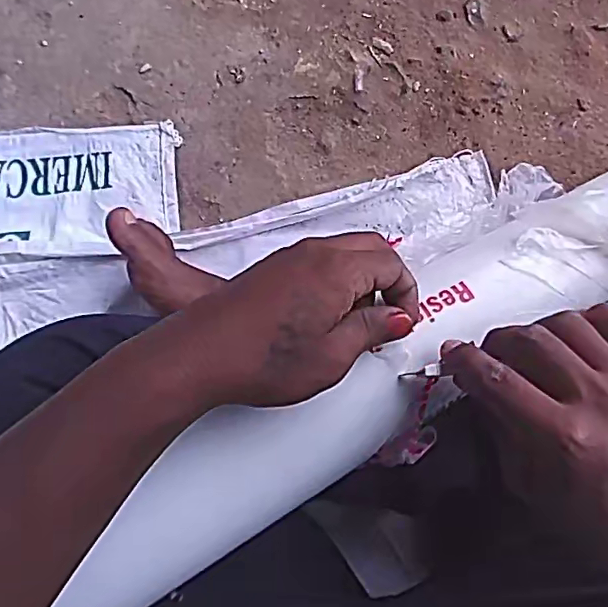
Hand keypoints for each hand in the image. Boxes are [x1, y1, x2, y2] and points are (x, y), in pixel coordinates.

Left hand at [126, 218, 421, 409]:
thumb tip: (394, 318)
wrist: (200, 355)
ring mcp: (291, 257)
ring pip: (346, 252)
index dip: (407, 293)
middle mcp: (314, 253)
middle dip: (389, 280)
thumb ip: (371, 330)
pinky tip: (326, 316)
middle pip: (373, 248)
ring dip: (362, 279)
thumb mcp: (332, 357)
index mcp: (336, 269)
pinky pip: (320, 260)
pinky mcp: (274, 267)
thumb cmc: (256, 358)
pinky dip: (336, 279)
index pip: (392, 264)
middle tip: (388, 316)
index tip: (403, 318)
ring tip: (356, 322)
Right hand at [441, 305, 607, 563]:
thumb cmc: (584, 515)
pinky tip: (577, 333)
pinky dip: (597, 318)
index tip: (452, 354)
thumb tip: (476, 381)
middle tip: (488, 355)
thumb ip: (498, 426)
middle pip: (532, 341)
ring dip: (538, 328)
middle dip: (497, 342)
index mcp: (562, 435)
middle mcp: (596, 400)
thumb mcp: (524, 481)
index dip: (466, 361)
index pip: (499, 378)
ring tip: (528, 346)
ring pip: (570, 323)